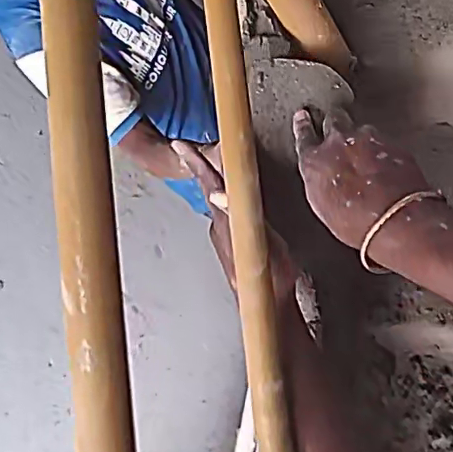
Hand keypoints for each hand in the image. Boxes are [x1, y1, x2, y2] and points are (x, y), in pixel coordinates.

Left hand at [174, 141, 297, 302]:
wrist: (267, 305)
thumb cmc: (271, 276)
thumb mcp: (262, 242)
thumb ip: (239, 215)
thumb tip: (218, 194)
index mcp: (226, 222)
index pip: (209, 185)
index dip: (196, 163)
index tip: (181, 146)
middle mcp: (219, 227)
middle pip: (209, 188)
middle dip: (200, 166)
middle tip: (188, 147)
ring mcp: (222, 235)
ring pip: (216, 200)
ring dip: (213, 180)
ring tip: (209, 162)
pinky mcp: (228, 242)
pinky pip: (224, 212)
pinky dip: (223, 196)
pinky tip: (228, 192)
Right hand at [292, 108, 437, 251]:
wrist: (394, 219)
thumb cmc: (355, 222)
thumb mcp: (322, 207)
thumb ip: (319, 181)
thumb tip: (324, 175)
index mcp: (314, 160)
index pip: (304, 135)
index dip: (303, 125)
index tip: (303, 117)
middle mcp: (338, 142)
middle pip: (333, 119)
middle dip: (334, 122)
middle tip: (336, 128)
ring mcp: (368, 139)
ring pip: (361, 129)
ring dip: (362, 139)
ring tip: (367, 158)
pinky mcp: (393, 143)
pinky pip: (384, 141)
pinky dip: (383, 151)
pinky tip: (386, 167)